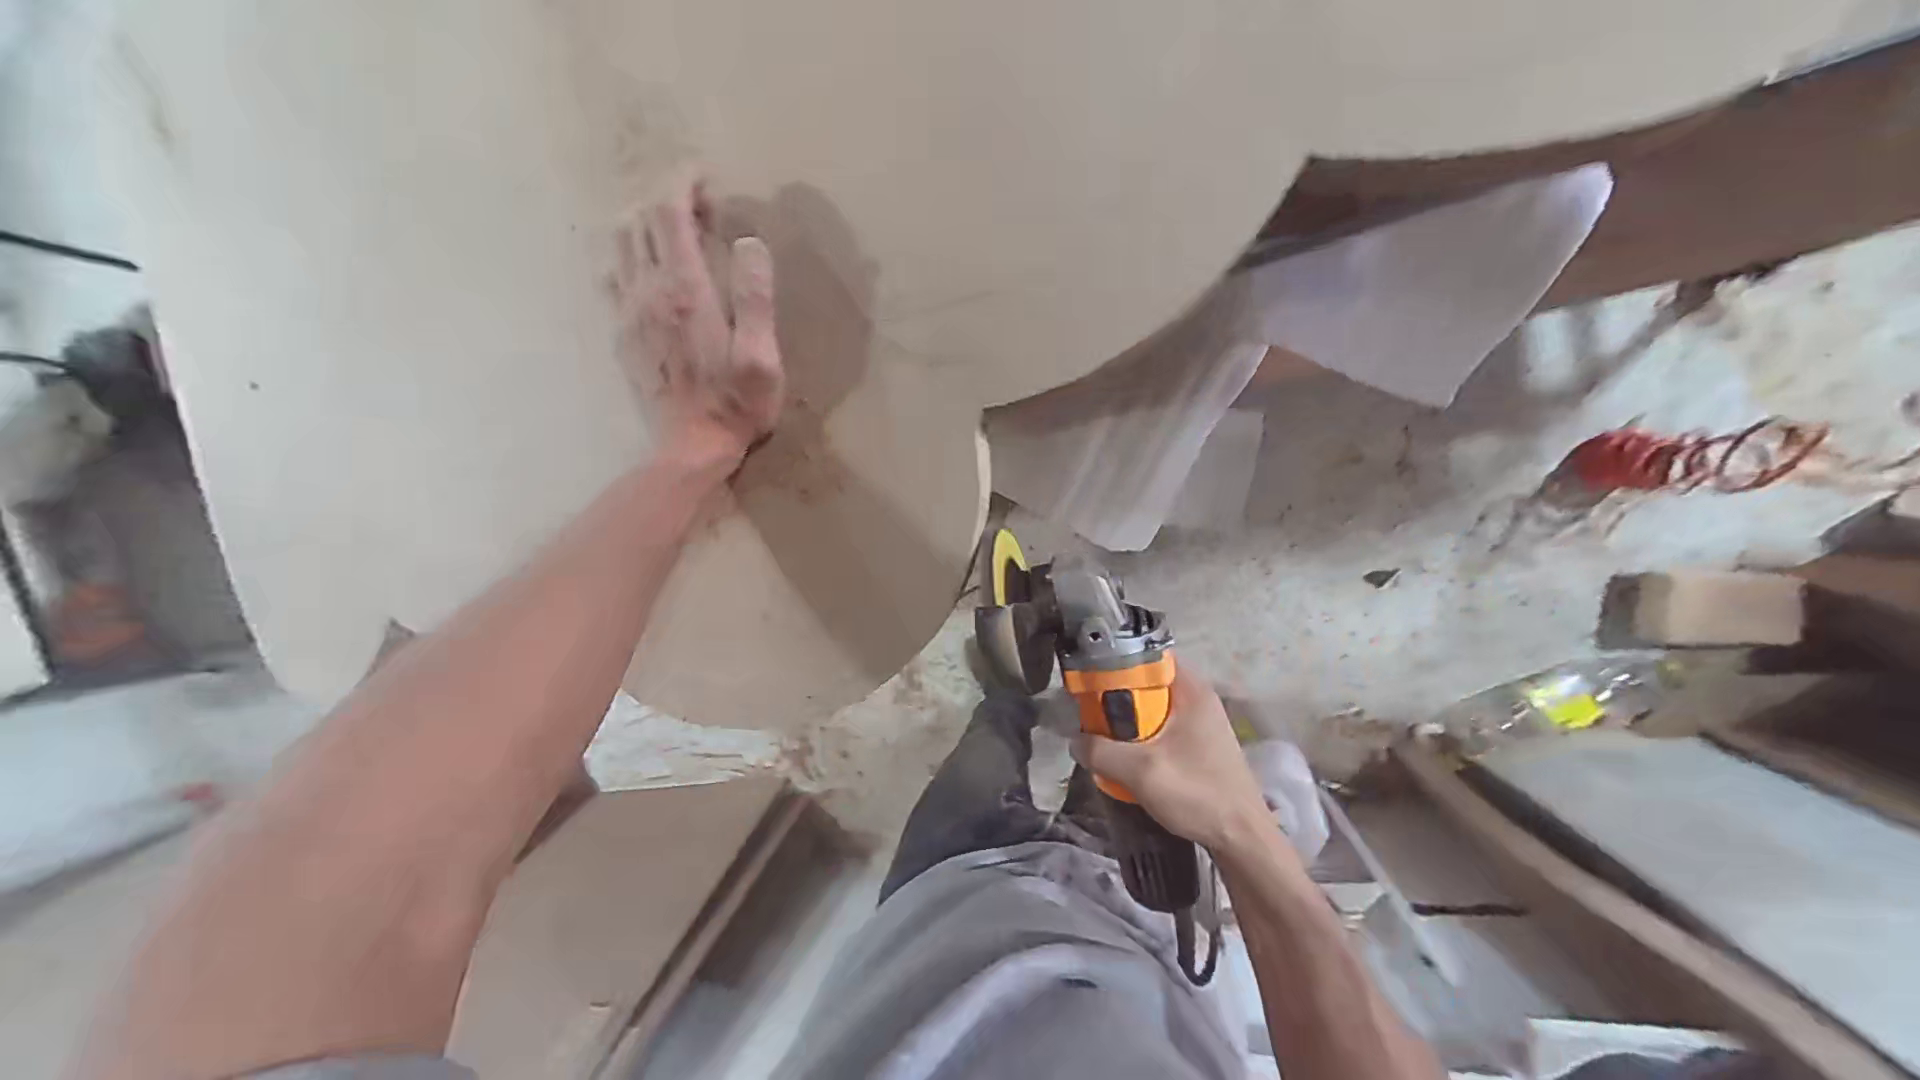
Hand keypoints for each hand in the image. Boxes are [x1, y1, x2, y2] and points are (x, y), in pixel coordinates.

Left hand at [613, 171, 784, 471]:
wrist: (690, 449)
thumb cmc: (735, 405)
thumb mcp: (762, 357)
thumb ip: (755, 297)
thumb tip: (750, 243)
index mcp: (686, 291)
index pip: (667, 211)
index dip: (682, 182)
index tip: (706, 180)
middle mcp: (647, 292)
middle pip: (639, 220)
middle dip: (668, 202)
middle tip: (703, 216)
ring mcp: (627, 314)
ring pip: (619, 243)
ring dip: (645, 228)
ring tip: (679, 242)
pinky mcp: (621, 336)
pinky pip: (612, 278)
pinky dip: (630, 260)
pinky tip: (654, 278)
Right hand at [1072, 668, 1273, 854]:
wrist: (1243, 840)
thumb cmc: (1198, 794)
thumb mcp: (1141, 771)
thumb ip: (1101, 752)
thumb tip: (1074, 741)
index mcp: (1192, 689)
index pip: (1147, 656)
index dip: (1115, 663)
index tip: (1088, 680)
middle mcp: (1199, 698)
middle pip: (1147, 683)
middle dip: (1117, 697)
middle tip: (1091, 714)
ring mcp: (1202, 722)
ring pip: (1153, 709)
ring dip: (1128, 723)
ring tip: (1103, 738)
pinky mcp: (1200, 745)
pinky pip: (1162, 729)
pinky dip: (1142, 738)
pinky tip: (1127, 759)